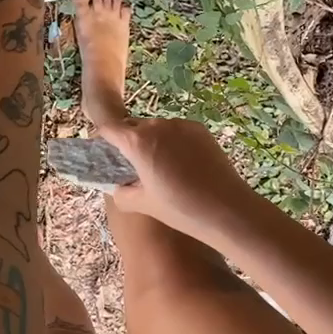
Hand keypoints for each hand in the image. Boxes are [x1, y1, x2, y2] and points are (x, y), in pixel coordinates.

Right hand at [96, 116, 260, 242]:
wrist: (228, 209)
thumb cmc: (182, 209)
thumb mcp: (145, 205)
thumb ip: (122, 193)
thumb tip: (117, 186)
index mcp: (137, 143)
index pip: (109, 128)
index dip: (104, 138)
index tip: (107, 153)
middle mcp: (156, 126)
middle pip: (133, 127)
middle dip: (130, 143)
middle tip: (138, 168)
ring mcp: (179, 124)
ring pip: (156, 129)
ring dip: (153, 142)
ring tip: (166, 169)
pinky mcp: (198, 128)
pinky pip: (177, 131)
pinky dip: (174, 142)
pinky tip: (185, 165)